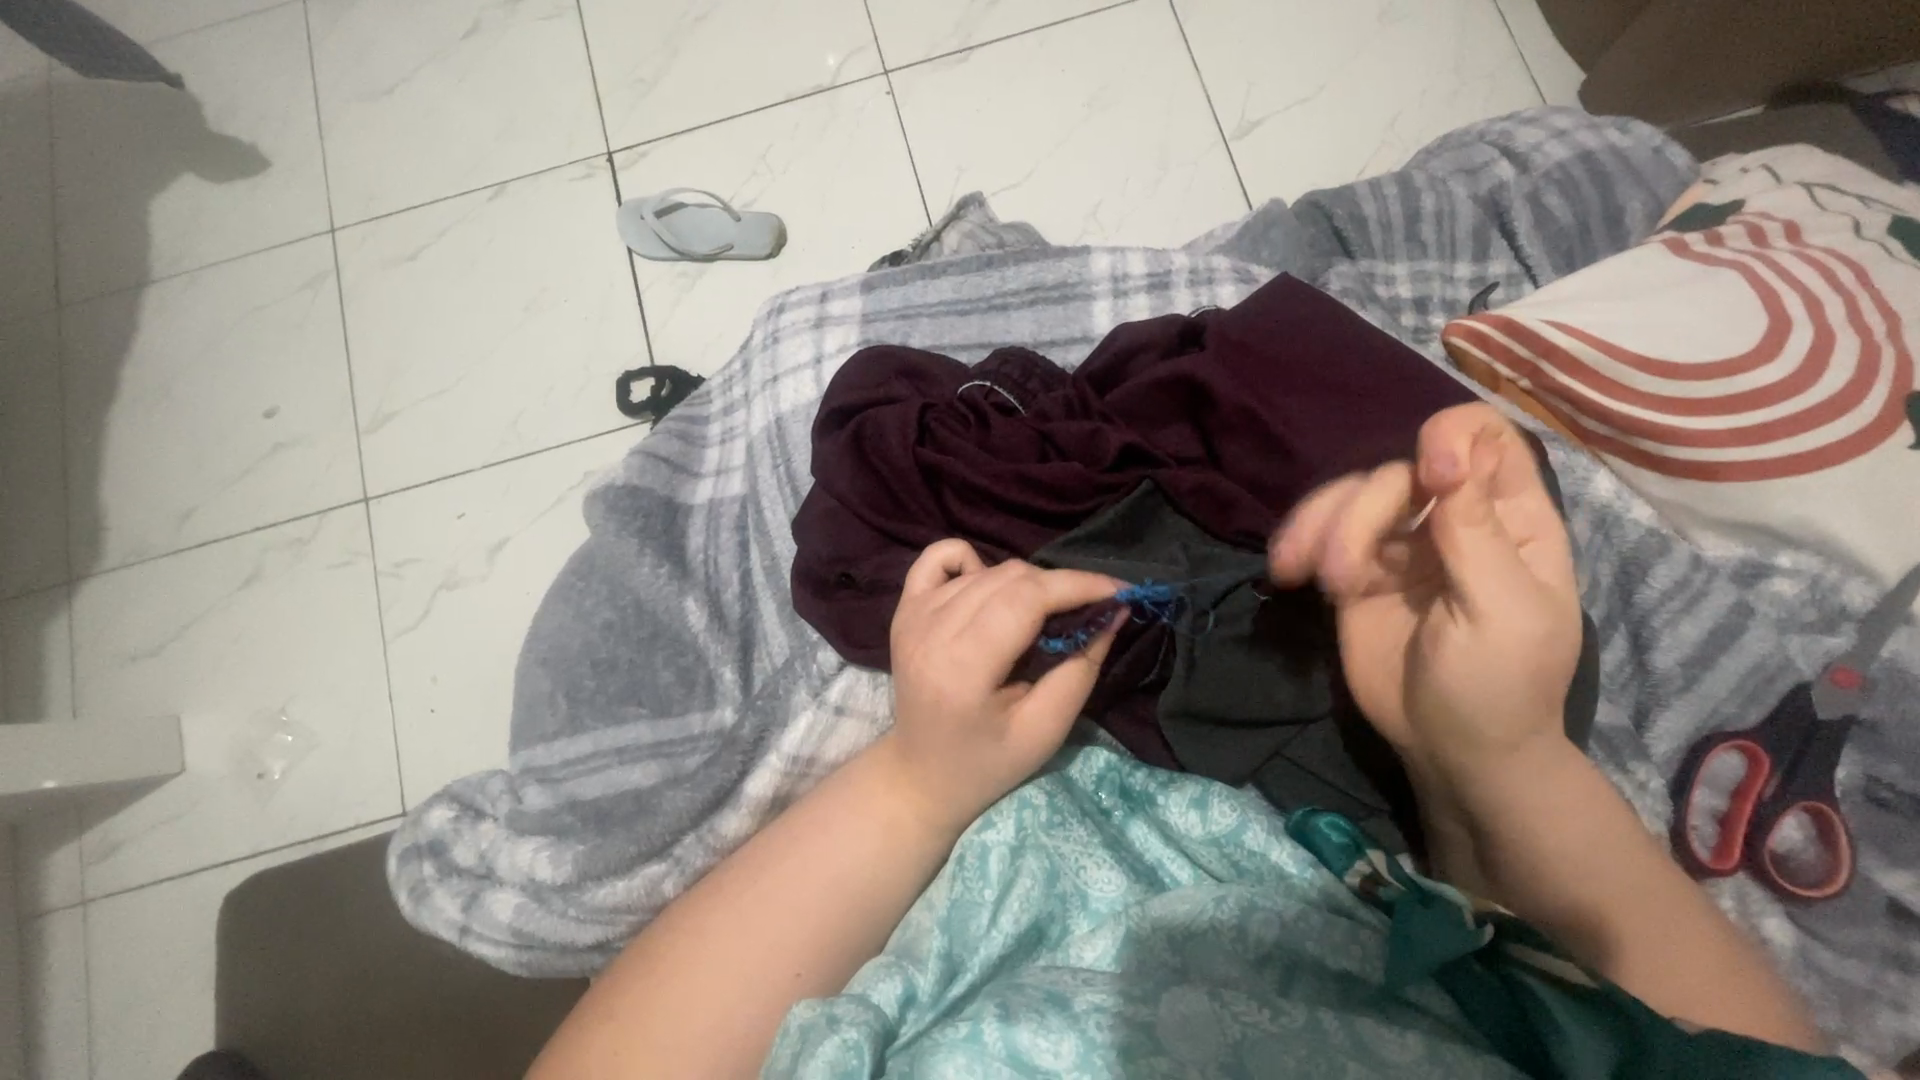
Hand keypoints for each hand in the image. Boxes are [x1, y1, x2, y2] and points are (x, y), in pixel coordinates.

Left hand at [883, 540, 1122, 832]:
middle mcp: (930, 630)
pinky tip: (991, 593)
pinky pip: (941, 556)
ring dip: (1027, 584)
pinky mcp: (905, 608)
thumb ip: (1081, 668)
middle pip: (1010, 576)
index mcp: (962, 667)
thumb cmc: (988, 762)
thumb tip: (1114, 611)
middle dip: (1060, 586)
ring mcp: (913, 615)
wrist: (922, 774)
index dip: (1078, 585)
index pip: (1026, 597)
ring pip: (987, 569)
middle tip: (1088, 613)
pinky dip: (974, 562)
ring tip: (1043, 618)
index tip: (1120, 591)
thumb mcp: (1045, 730)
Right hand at [1267, 404, 1581, 775]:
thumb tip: (1448, 450)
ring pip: (1351, 497)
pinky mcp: (1353, 571)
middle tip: (1344, 578)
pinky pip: (1320, 533)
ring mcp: (1398, 545)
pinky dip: (1299, 543)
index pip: (1485, 439)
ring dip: (1323, 530)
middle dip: (1362, 513)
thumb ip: (1475, 530)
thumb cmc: (1501, 684)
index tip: (1427, 477)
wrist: (1451, 749)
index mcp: (1510, 521)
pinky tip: (1287, 572)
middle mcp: (1451, 519)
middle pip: (1399, 470)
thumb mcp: (1503, 610)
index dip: (1451, 438)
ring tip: (1316, 583)